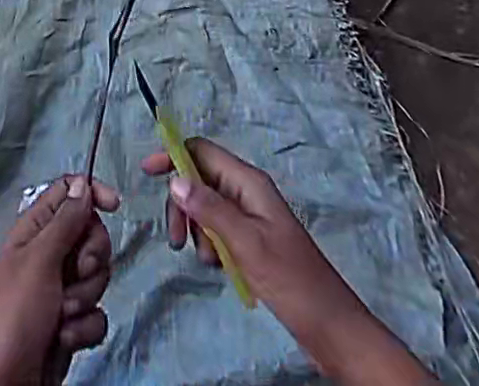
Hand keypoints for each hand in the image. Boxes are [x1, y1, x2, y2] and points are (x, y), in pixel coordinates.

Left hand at [0, 175, 120, 385]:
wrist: (8, 383)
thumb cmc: (17, 311)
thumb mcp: (40, 260)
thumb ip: (65, 221)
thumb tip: (83, 182)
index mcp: (34, 229)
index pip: (67, 193)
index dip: (91, 193)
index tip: (114, 205)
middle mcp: (49, 253)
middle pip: (90, 233)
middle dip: (91, 256)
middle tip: (77, 272)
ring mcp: (61, 288)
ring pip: (98, 274)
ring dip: (85, 296)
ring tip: (62, 313)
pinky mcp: (72, 321)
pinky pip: (97, 312)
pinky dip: (85, 326)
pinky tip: (65, 337)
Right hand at [141, 140, 436, 385]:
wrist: (330, 327)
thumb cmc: (290, 279)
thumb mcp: (245, 243)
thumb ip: (209, 208)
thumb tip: (175, 179)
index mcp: (248, 182)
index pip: (202, 151)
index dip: (173, 155)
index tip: (147, 172)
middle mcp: (247, 192)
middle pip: (199, 179)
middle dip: (182, 204)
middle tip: (178, 239)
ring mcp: (250, 215)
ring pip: (205, 205)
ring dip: (196, 228)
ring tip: (207, 259)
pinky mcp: (251, 238)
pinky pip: (217, 228)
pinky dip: (209, 243)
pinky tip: (218, 265)